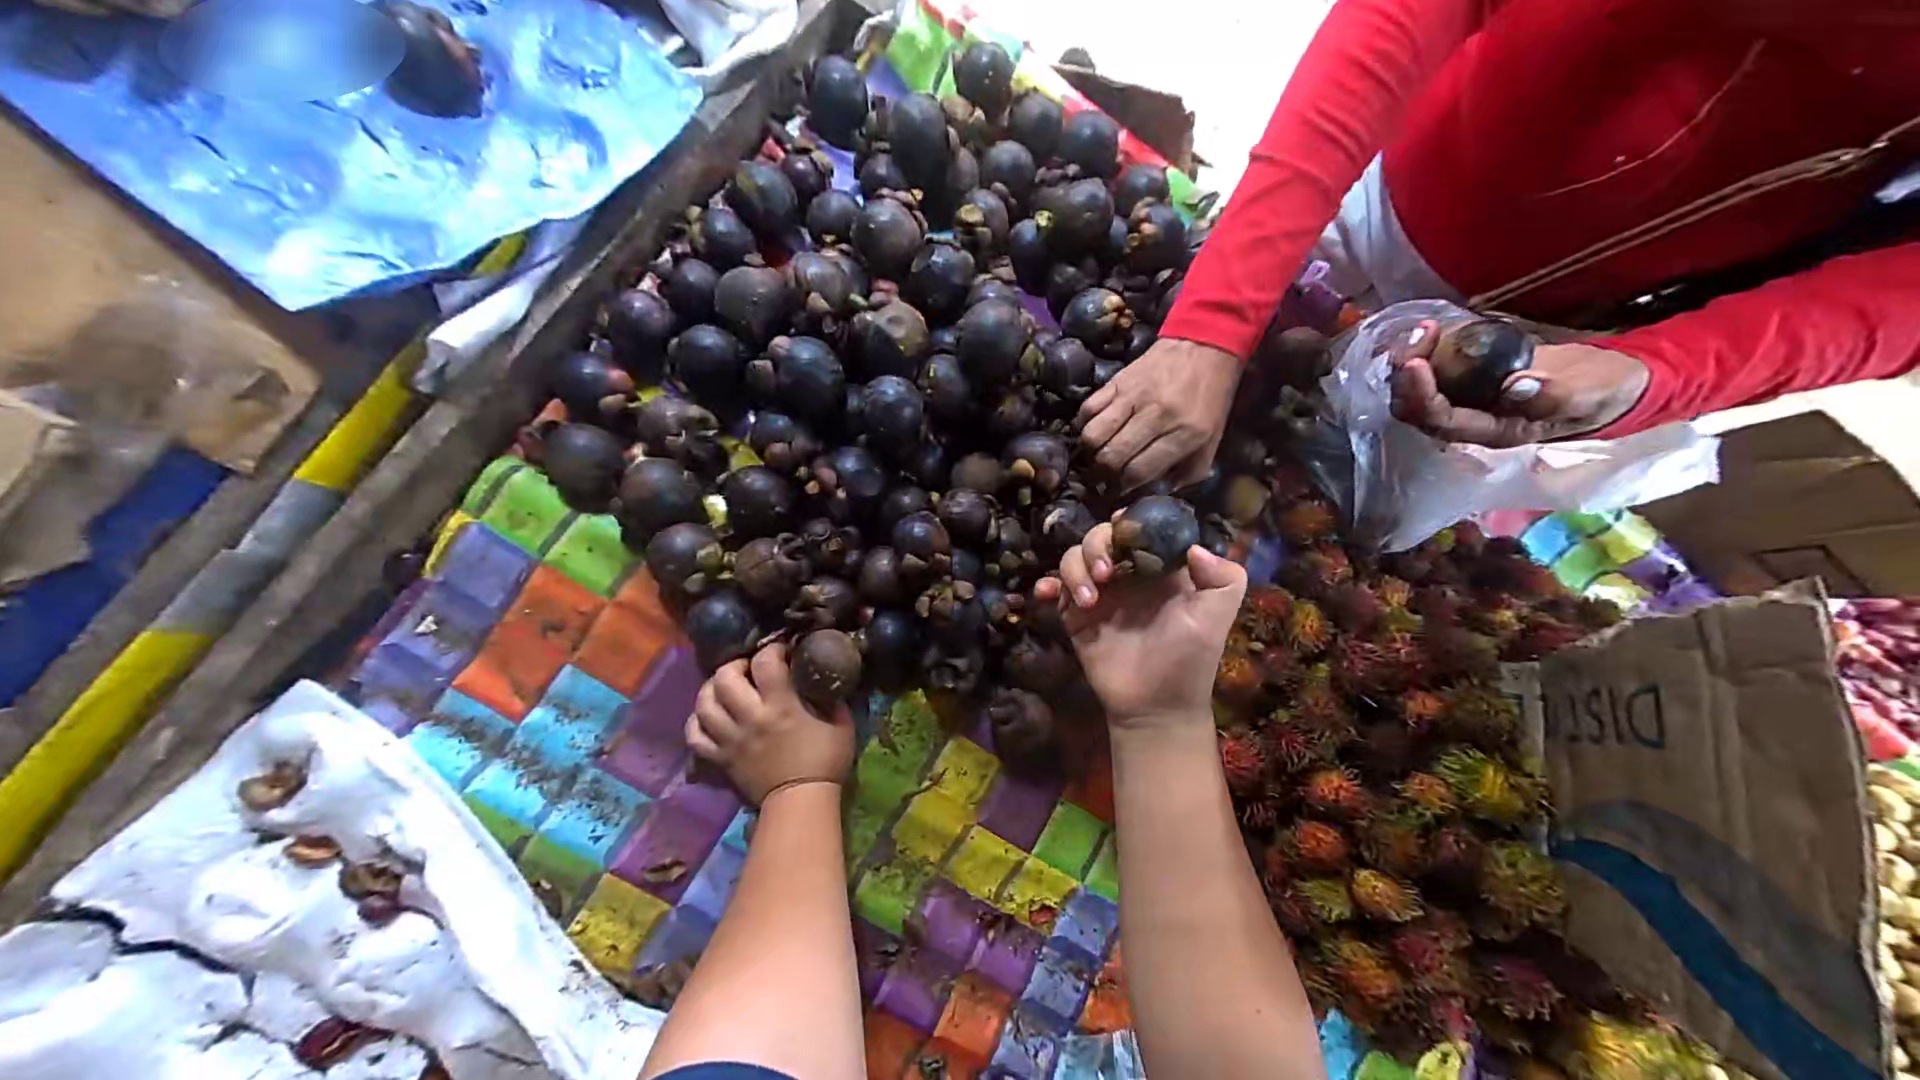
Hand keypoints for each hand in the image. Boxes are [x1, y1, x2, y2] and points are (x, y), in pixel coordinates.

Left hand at [687, 644, 854, 803]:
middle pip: (724, 678)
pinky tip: (708, 715)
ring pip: (704, 704)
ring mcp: (731, 739)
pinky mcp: (720, 758)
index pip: (765, 662)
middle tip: (747, 668)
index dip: (771, 648)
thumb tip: (823, 676)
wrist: (801, 802)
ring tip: (725, 687)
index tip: (780, 650)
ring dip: (712, 688)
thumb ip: (829, 696)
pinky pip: (695, 735)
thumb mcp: (840, 722)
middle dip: (735, 665)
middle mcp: (751, 717)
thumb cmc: (825, 760)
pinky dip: (697, 720)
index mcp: (782, 706)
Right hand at [1032, 524, 1246, 730]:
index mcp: (1159, 567)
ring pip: (1074, 557)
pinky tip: (1047, 593)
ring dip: (1074, 568)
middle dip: (1097, 546)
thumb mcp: (1215, 618)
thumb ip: (1223, 579)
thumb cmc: (1189, 661)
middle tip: (1106, 574)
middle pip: (1100, 537)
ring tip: (1088, 600)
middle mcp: (1127, 574)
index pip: (1139, 528)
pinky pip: (1054, 588)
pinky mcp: (1075, 615)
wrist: (1155, 707)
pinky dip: (1047, 584)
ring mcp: (1099, 593)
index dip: (1129, 521)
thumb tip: (1193, 547)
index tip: (1124, 528)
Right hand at [1077, 338, 1240, 490]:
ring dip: (1090, 452)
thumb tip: (1159, 492)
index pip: (1140, 470)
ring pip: (1093, 435)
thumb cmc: (1210, 398)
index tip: (1120, 490)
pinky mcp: (1117, 381)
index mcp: (1185, 433)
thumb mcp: (1212, 439)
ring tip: (1096, 455)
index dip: (1124, 487)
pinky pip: (1088, 409)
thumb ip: (1190, 471)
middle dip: (1104, 474)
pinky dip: (1084, 424)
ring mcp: (1133, 396)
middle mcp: (1157, 415)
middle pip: (1112, 456)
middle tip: (1104, 477)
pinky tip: (1092, 430)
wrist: (1205, 346)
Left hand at [1389, 325, 1648, 446]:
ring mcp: (1461, 402)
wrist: (1608, 384)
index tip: (1416, 362)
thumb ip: (1553, 395)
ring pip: (1414, 390)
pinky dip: (1422, 353)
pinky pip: (1428, 373)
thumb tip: (1515, 386)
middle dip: (1405, 375)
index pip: (1438, 419)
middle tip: (1420, 335)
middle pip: (1413, 408)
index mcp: (1488, 431)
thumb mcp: (1587, 394)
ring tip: (1423, 329)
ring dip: (1409, 361)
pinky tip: (1429, 330)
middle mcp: (1465, 421)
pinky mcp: (1463, 382)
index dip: (1421, 394)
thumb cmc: (1597, 392)